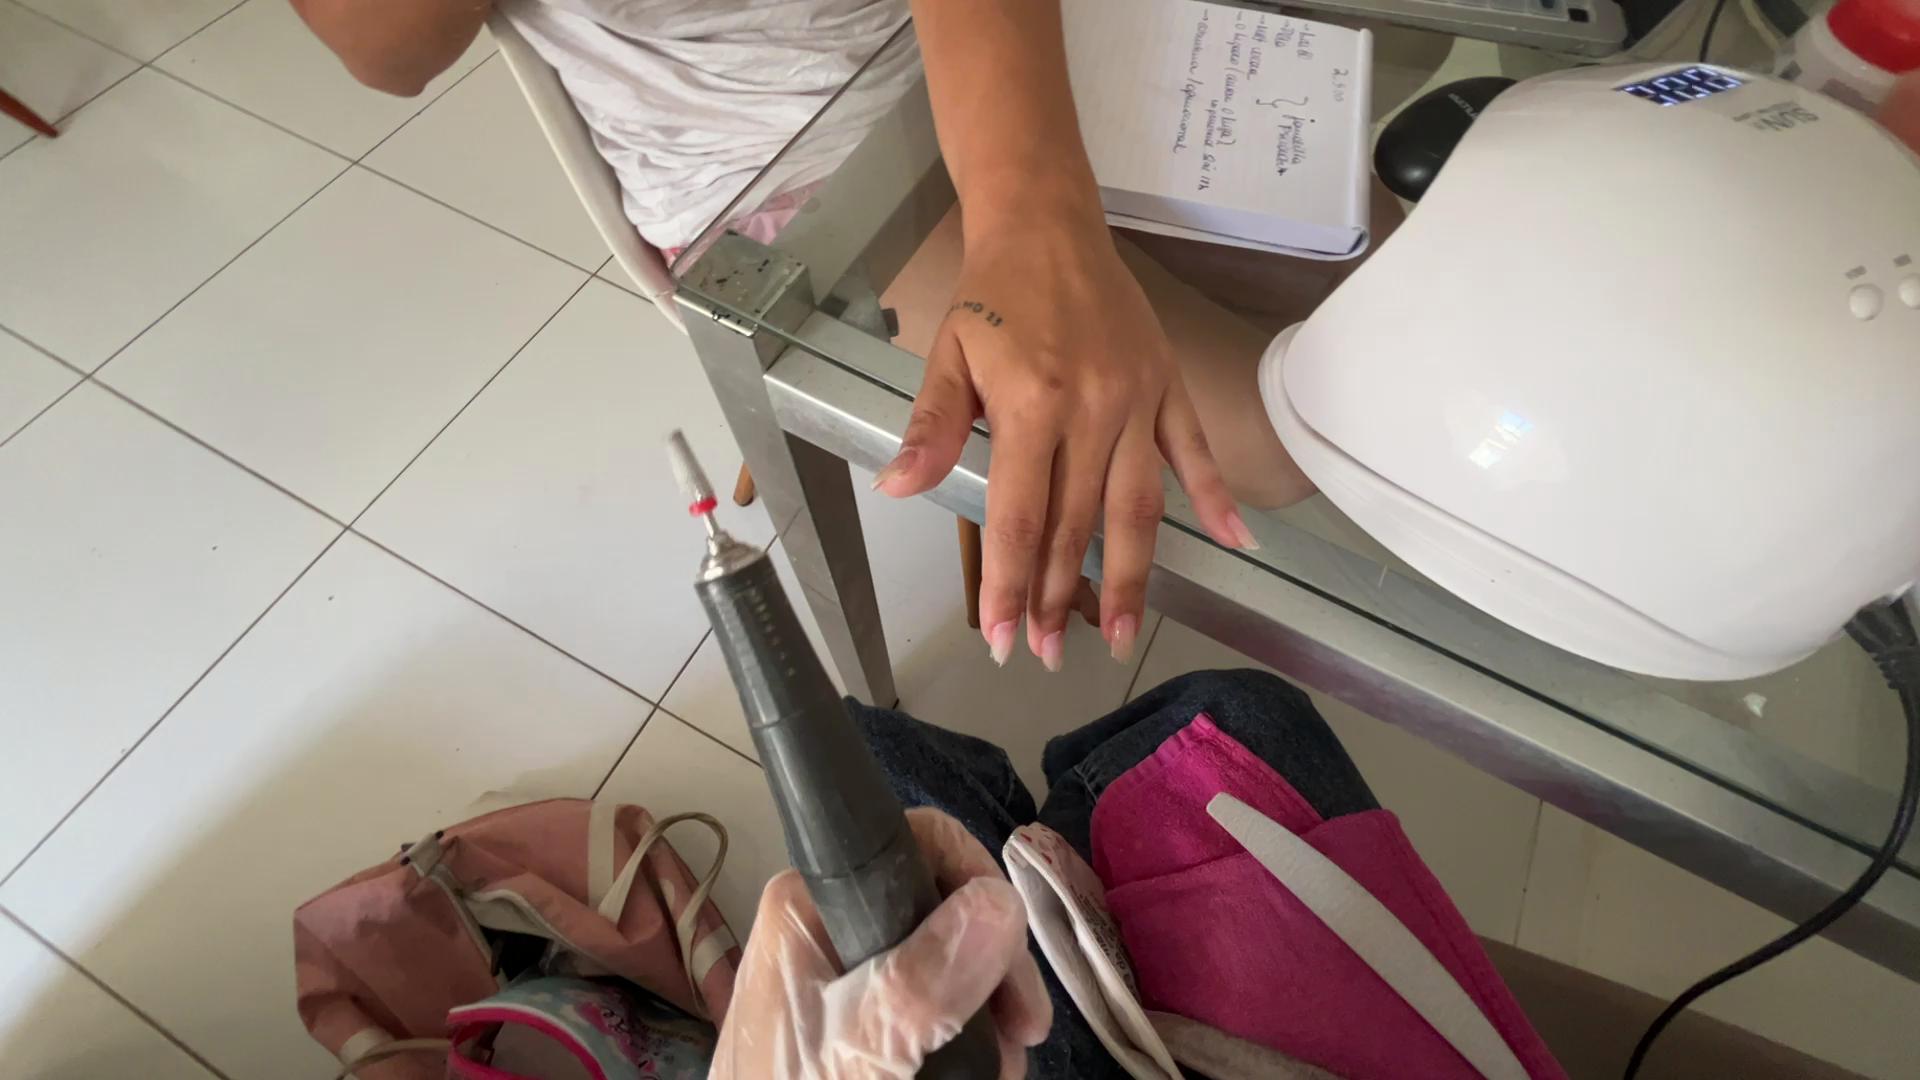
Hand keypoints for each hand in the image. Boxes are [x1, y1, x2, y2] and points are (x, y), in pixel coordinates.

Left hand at [712, 808, 1051, 1078]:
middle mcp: (826, 919)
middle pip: (938, 900)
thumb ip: (921, 983)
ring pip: (939, 950)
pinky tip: (978, 1064)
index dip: (980, 888)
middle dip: (992, 962)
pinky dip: (961, 1024)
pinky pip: (924, 993)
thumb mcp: (859, 1047)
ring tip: (1003, 1062)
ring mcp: (838, 966)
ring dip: (984, 1002)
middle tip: (1023, 1030)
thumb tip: (1001, 903)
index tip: (1014, 960)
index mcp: (814, 901)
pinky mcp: (850, 1010)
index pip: (917, 844)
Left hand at [872, 207, 1253, 669]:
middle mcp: (1093, 409)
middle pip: (1075, 524)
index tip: (1001, 638)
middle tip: (1046, 652)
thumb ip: (931, 427)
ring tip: (1120, 634)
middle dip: (1057, 594)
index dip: (1006, 584)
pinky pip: (1195, 449)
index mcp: (1032, 404)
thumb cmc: (991, 293)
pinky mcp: (1168, 385)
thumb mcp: (948, 354)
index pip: (1017, 517)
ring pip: (1137, 505)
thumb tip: (896, 489)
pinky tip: (1234, 545)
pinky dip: (1216, 497)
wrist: (1047, 223)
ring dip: (1129, 575)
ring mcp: (1139, 398)